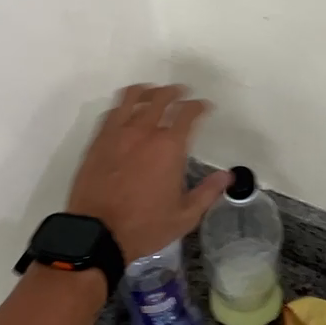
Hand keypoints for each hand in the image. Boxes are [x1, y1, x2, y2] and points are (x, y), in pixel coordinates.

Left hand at [66, 85, 230, 262]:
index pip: (187, 114)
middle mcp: (144, 132)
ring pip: (132, 98)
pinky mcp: (97, 141)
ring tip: (152, 92)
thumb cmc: (145, 226)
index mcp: (169, 147)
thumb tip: (228, 176)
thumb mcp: (185, 216)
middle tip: (181, 93)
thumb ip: (208, 192)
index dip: (199, 106)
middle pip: (160, 98)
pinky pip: (112, 112)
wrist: (98, 233)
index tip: (205, 107)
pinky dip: (123, 105)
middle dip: (174, 92)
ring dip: (147, 91)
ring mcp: (117, 134)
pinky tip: (126, 111)